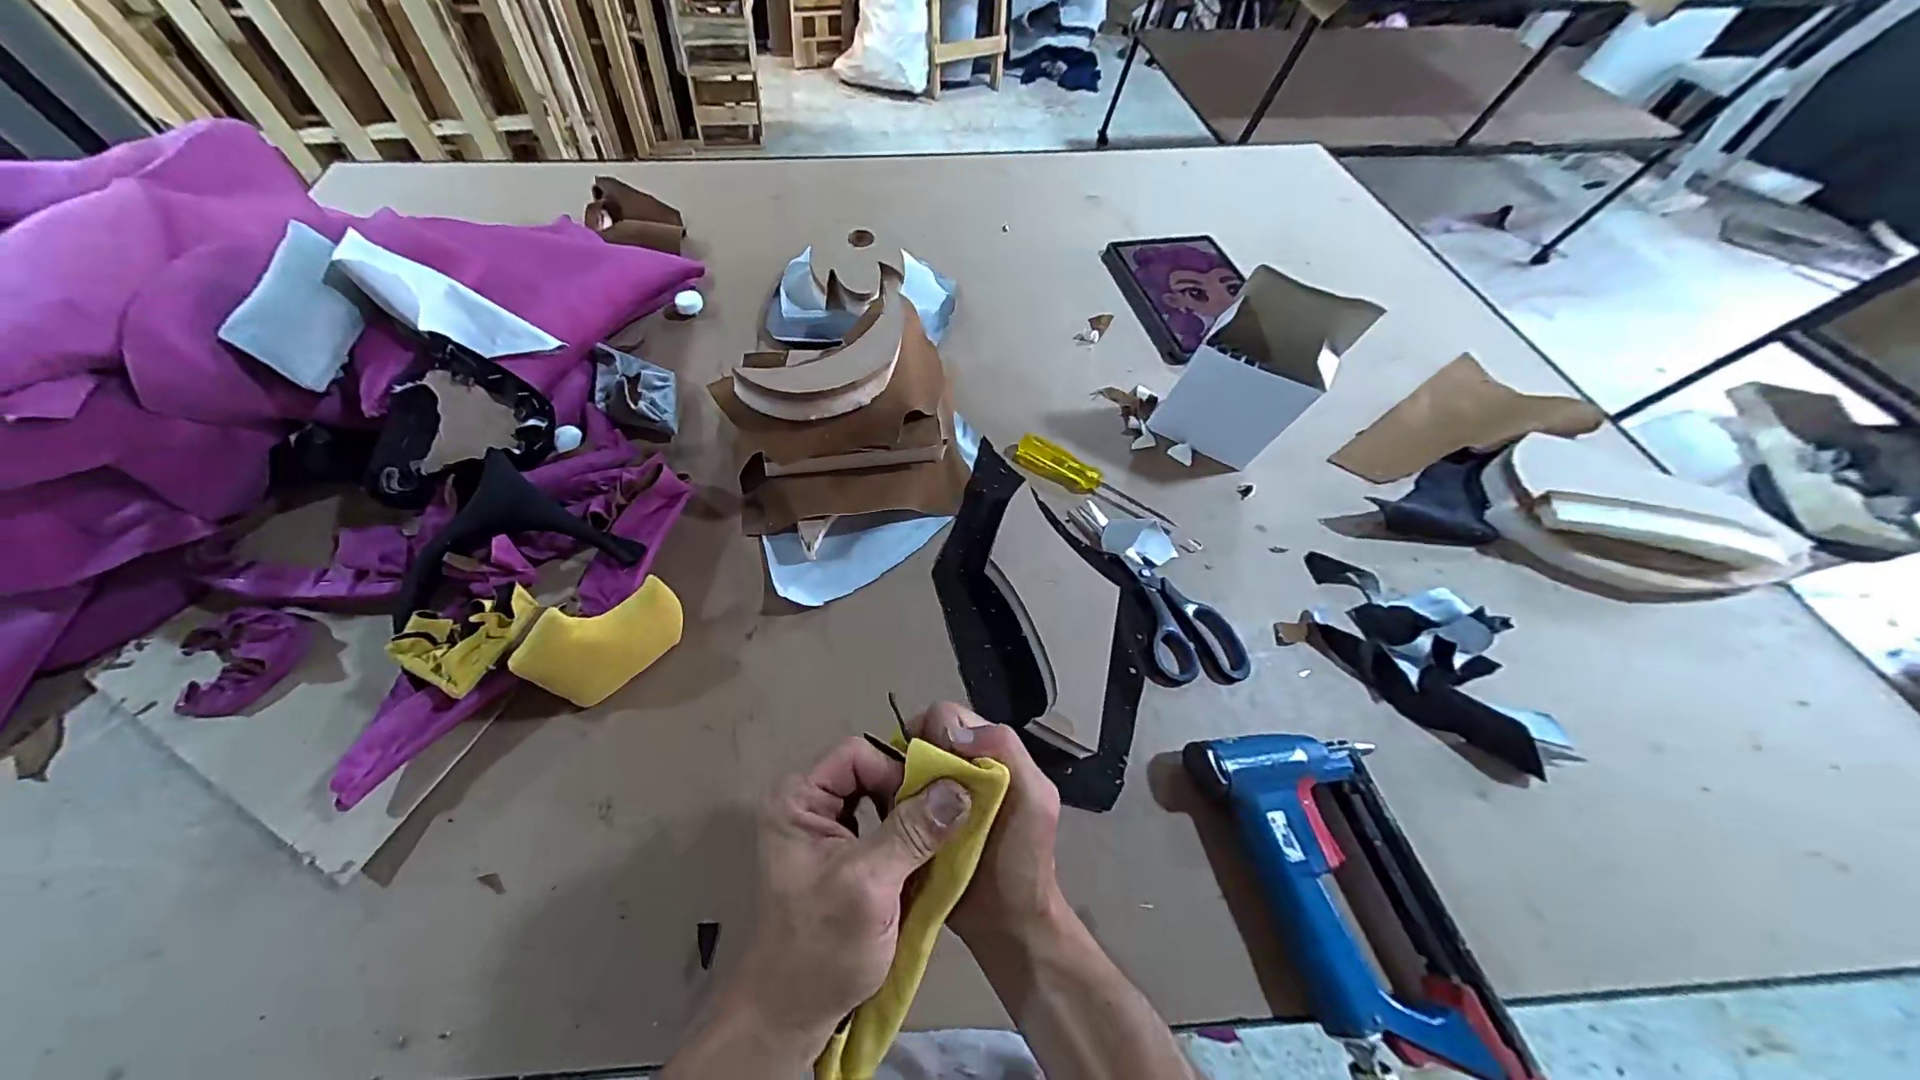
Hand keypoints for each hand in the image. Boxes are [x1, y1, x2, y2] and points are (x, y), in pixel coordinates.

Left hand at [723, 736, 974, 1053]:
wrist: (792, 1015)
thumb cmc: (820, 950)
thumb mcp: (869, 885)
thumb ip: (912, 832)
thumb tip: (960, 787)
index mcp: (797, 798)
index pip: (859, 753)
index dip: (897, 769)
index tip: (933, 800)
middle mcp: (808, 804)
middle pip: (871, 770)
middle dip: (909, 792)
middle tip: (943, 816)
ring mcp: (825, 830)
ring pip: (881, 797)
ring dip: (912, 814)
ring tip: (938, 834)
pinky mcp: (844, 854)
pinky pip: (884, 824)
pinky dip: (908, 834)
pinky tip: (926, 852)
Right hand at [910, 702, 1065, 946]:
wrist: (1009, 923)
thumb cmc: (1024, 859)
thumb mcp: (1035, 798)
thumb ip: (1007, 750)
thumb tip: (953, 729)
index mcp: (986, 750)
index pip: (946, 716)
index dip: (931, 731)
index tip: (925, 763)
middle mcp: (959, 764)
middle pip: (921, 738)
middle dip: (910, 756)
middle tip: (907, 791)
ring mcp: (935, 793)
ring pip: (903, 766)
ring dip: (896, 781)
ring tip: (899, 811)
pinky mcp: (916, 820)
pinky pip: (893, 798)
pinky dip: (888, 805)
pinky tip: (893, 825)